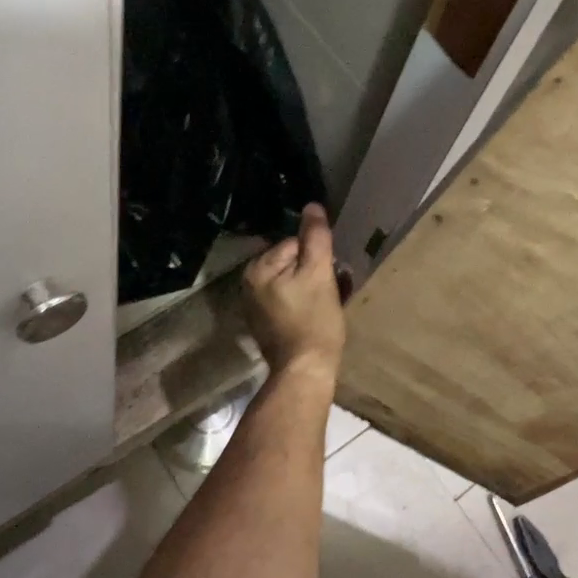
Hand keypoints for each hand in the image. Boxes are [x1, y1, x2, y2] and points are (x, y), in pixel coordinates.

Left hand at [243, 203, 345, 381]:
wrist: (304, 371)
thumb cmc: (314, 321)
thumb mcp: (319, 274)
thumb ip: (315, 238)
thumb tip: (312, 207)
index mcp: (257, 268)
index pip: (295, 244)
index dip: (317, 258)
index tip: (329, 277)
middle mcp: (248, 284)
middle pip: (291, 263)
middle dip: (312, 272)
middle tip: (329, 292)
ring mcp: (254, 306)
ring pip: (291, 282)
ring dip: (309, 288)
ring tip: (325, 304)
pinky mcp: (264, 324)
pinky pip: (287, 301)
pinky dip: (301, 304)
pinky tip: (314, 316)